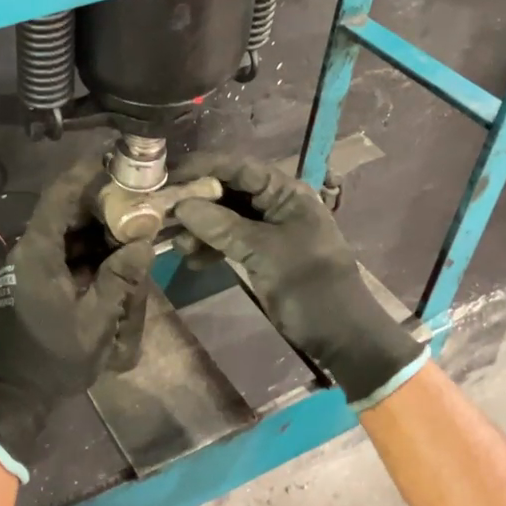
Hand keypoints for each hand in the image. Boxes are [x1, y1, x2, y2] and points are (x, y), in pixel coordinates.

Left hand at [0, 154, 153, 480]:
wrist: (20, 391)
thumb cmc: (55, 357)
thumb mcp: (95, 322)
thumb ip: (119, 279)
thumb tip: (143, 241)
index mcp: (38, 253)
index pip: (58, 197)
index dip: (83, 173)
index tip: (112, 157)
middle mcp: (31, 249)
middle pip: (65, 209)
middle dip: (101, 198)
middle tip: (137, 189)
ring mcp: (33, 263)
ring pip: (68, 228)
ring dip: (98, 222)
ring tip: (135, 213)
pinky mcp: (39, 276)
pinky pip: (67, 248)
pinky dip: (92, 244)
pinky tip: (120, 246)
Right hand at [171, 153, 426, 409]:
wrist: (342, 338)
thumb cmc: (310, 287)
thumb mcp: (263, 253)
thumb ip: (220, 225)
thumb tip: (180, 205)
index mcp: (286, 192)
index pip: (238, 167)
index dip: (202, 168)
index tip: (168, 179)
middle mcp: (275, 203)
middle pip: (227, 189)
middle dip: (195, 201)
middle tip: (163, 214)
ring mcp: (268, 228)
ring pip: (223, 215)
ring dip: (199, 227)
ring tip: (177, 245)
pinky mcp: (261, 252)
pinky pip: (228, 238)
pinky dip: (209, 246)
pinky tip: (192, 260)